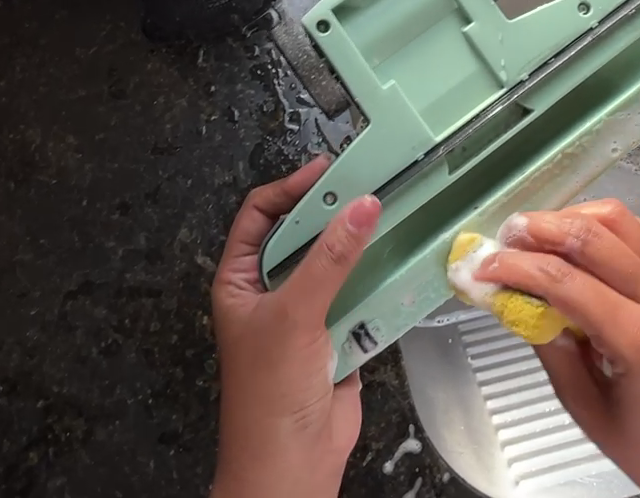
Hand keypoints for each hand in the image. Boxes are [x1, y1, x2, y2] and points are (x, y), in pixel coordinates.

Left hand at [210, 155, 381, 497]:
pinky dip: (376, 280)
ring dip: (359, 246)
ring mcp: (306, 310)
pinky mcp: (338, 331)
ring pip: (334, 263)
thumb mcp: (294, 314)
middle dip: (333, 214)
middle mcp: (271, 288)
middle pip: (304, 235)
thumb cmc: (269, 392)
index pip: (261, 214)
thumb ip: (331, 259)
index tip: (328, 170)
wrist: (293, 469)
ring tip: (389, 215)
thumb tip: (362, 206)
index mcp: (241, 278)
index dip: (291, 188)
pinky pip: (358, 293)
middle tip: (368, 187)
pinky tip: (398, 260)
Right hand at [479, 200, 639, 497]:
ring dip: (564, 218)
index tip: (478, 269)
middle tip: (497, 242)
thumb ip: (547, 345)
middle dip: (535, 231)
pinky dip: (591, 221)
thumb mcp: (585, 408)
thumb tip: (507, 297)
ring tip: (526, 236)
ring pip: (613, 220)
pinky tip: (564, 238)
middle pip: (590, 237)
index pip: (566, 281)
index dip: (515, 268)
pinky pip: (629, 230)